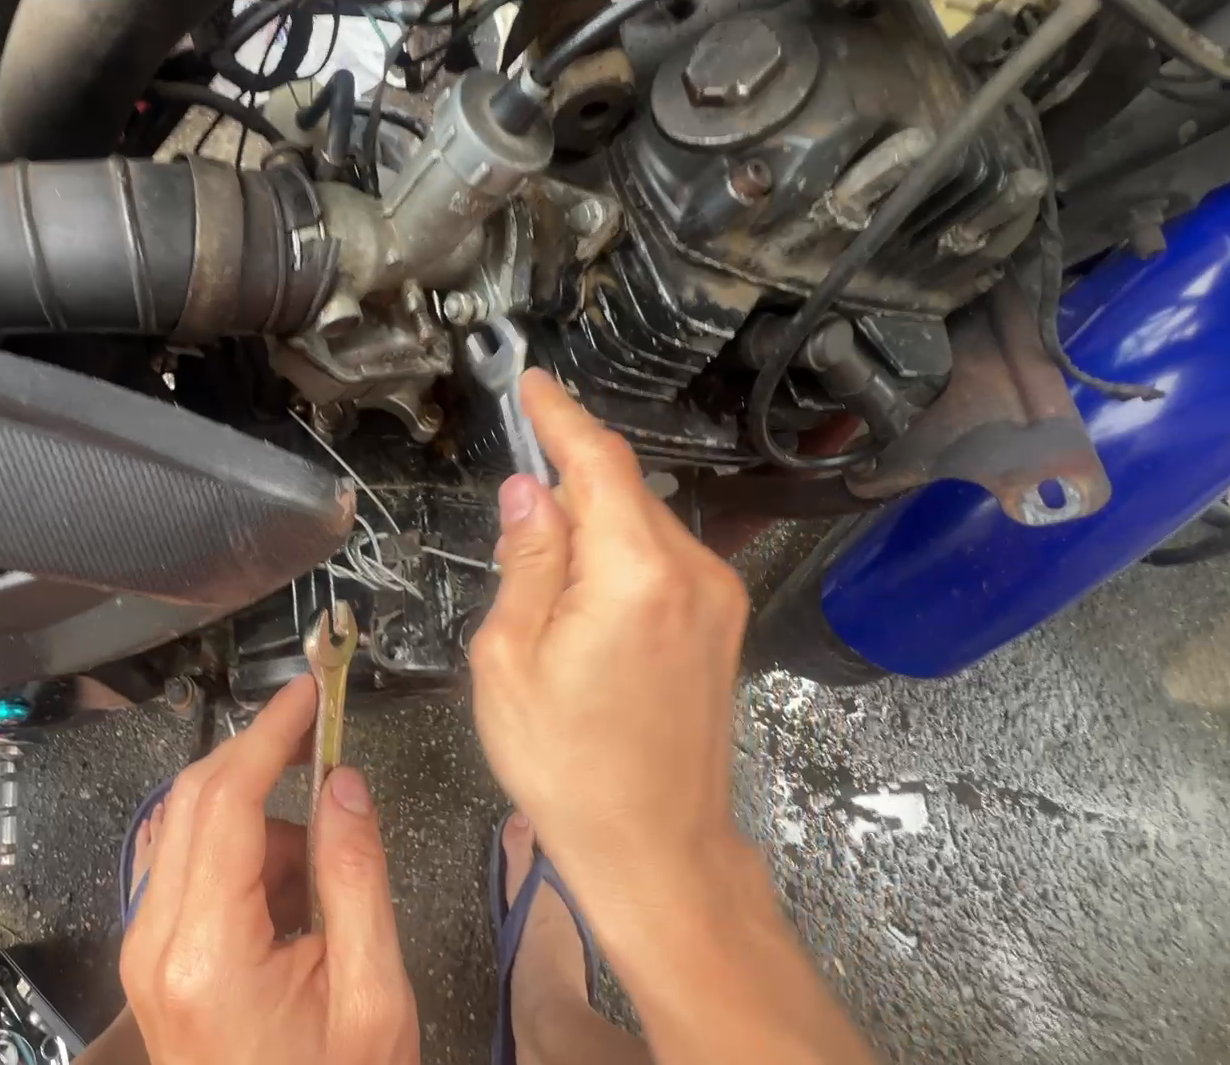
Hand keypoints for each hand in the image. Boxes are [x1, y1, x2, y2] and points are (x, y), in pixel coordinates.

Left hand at [119, 676, 419, 1064]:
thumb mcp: (371, 993)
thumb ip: (356, 873)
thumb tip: (343, 782)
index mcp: (207, 951)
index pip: (228, 801)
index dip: (270, 733)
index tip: (308, 693)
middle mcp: (155, 939)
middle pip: (197, 796)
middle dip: (262, 756)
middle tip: (323, 744)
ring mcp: (145, 945)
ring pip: (193, 822)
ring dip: (261, 816)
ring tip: (321, 877)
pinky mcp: (154, 950)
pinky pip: (192, 859)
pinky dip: (246, 849)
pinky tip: (291, 896)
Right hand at [468, 369, 748, 904]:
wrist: (651, 845)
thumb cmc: (566, 762)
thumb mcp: (509, 656)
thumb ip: (526, 558)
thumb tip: (527, 491)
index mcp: (634, 575)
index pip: (598, 462)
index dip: (560, 416)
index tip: (532, 383)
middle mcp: (691, 573)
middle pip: (621, 490)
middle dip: (564, 483)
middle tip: (513, 510)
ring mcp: (717, 598)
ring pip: (640, 523)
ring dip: (588, 524)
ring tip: (540, 578)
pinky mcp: (720, 623)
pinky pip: (660, 558)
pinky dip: (615, 553)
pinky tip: (580, 597)